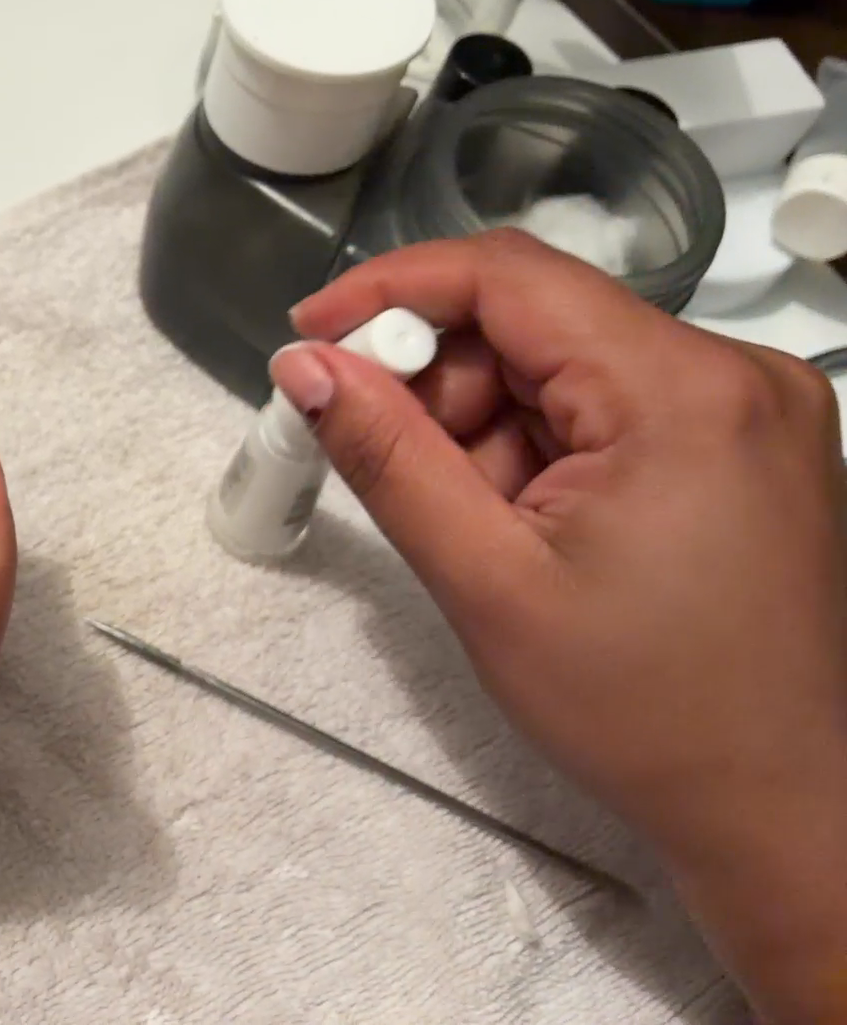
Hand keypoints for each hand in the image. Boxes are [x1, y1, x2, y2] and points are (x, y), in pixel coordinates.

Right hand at [278, 230, 846, 1021]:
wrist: (781, 804)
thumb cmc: (631, 700)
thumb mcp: (479, 574)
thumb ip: (385, 455)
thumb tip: (300, 366)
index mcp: (678, 391)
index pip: (509, 277)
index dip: (389, 287)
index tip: (303, 334)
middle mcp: (720, 373)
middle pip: (524, 322)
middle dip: (427, 380)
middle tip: (376, 461)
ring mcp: (726, 408)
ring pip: (541, 366)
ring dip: (464, 424)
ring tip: (460, 518)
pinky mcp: (713, 444)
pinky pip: (574, 407)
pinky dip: (507, 447)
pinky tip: (503, 518)